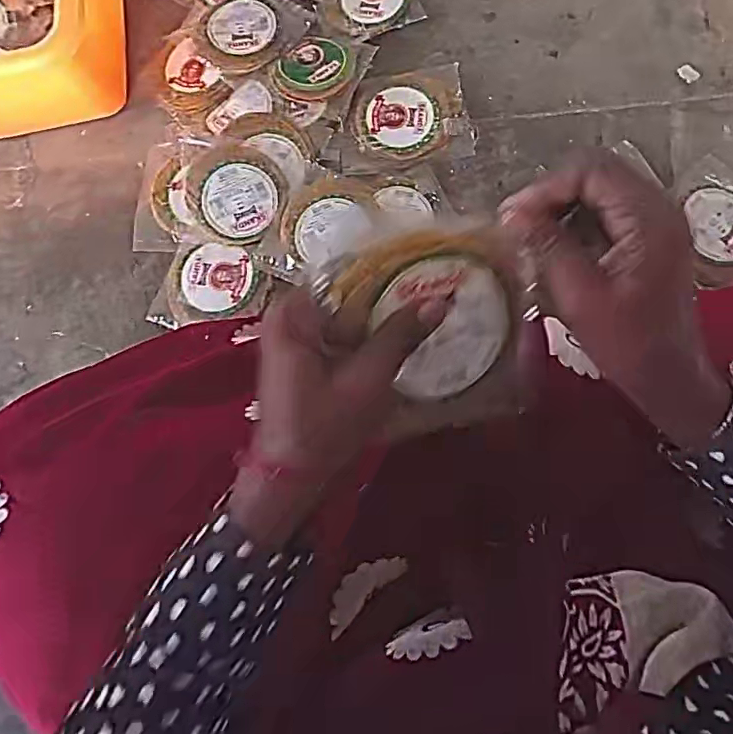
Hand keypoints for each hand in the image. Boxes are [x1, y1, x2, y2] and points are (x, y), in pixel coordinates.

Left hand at [229, 288, 446, 545]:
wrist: (292, 477)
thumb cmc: (322, 426)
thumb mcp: (367, 377)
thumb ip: (401, 334)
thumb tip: (442, 299)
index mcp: (292, 312)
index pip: (342, 269)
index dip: (382, 263)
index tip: (420, 256)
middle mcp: (290, 315)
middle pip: (347, 289)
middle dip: (388, 288)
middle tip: (433, 279)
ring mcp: (299, 335)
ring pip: (350, 310)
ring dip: (383, 312)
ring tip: (427, 299)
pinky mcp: (310, 354)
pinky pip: (345, 330)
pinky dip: (372, 332)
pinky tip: (406, 329)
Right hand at [500, 150, 730, 448]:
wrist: (671, 378)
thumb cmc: (630, 345)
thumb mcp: (580, 296)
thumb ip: (547, 247)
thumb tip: (511, 213)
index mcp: (648, 219)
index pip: (591, 171)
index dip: (546, 187)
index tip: (514, 214)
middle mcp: (659, 208)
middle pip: (598, 172)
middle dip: (552, 192)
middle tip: (519, 220)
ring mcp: (658, 221)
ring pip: (601, 188)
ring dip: (564, 205)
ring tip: (531, 232)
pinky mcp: (650, 236)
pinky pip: (609, 209)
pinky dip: (578, 219)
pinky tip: (556, 244)